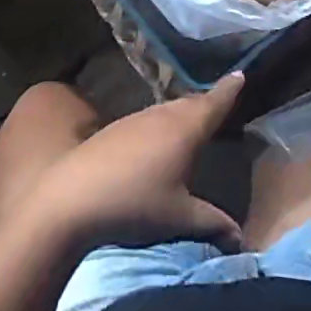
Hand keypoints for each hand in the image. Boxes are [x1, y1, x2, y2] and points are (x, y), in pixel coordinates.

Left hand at [14, 73, 244, 251]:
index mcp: (185, 130)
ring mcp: (133, 120)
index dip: (228, 90)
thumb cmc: (135, 204)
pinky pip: (147, 119)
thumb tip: (239, 237)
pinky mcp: (112, 131)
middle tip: (220, 100)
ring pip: (167, 110)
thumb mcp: (179, 217)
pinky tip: (156, 140)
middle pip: (190, 104)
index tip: (240, 74)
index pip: (213, 104)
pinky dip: (160, 123)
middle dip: (206, 102)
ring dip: (181, 112)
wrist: (70, 199)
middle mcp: (162, 117)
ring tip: (191, 119)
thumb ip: (212, 223)